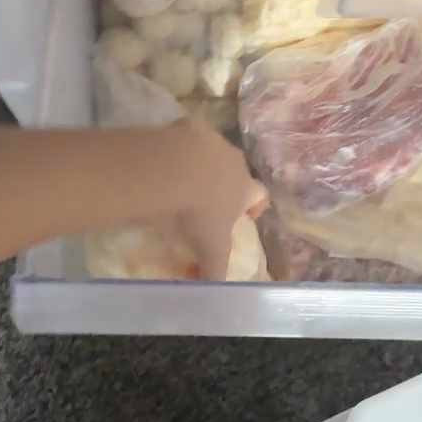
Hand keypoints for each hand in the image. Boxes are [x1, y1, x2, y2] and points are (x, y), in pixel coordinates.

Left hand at [167, 121, 268, 280]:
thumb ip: (214, 272)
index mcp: (245, 187)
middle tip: (205, 203)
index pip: (260, 195)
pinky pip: (183, 137)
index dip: (254, 206)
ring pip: (210, 152)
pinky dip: (175, 148)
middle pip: (236, 171)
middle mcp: (233, 161)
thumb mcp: (210, 249)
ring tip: (180, 182)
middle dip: (225, 185)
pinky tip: (161, 163)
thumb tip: (213, 296)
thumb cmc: (199, 212)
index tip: (243, 217)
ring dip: (200, 165)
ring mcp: (209, 140)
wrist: (173, 169)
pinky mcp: (184, 126)